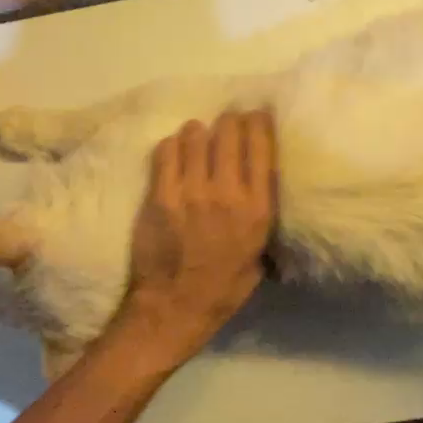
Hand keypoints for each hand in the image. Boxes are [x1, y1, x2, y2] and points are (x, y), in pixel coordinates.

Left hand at [111, 110, 277, 365]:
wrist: (174, 306)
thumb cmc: (221, 290)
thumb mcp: (258, 259)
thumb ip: (260, 223)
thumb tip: (261, 198)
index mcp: (258, 210)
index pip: (262, 146)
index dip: (258, 122)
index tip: (255, 116)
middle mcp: (228, 193)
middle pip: (229, 131)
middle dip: (228, 122)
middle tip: (224, 125)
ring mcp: (191, 192)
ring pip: (195, 135)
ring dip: (197, 133)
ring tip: (196, 140)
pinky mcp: (160, 196)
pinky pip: (166, 151)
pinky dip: (171, 147)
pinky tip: (174, 154)